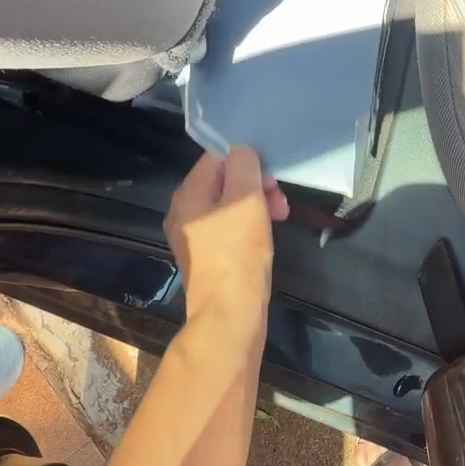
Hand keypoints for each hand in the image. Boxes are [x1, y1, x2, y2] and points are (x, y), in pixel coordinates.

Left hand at [164, 147, 289, 328]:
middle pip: (224, 182)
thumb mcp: (246, 199)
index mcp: (188, 194)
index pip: (217, 158)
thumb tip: (242, 152)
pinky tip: (264, 237)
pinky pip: (229, 228)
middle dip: (256, 186)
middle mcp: (183, 213)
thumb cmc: (238, 252)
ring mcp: (193, 237)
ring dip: (257, 206)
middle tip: (280, 203)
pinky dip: (249, 226)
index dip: (248, 163)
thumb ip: (244, 166)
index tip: (271, 181)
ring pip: (229, 206)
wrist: (230, 313)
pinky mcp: (207, 257)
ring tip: (280, 219)